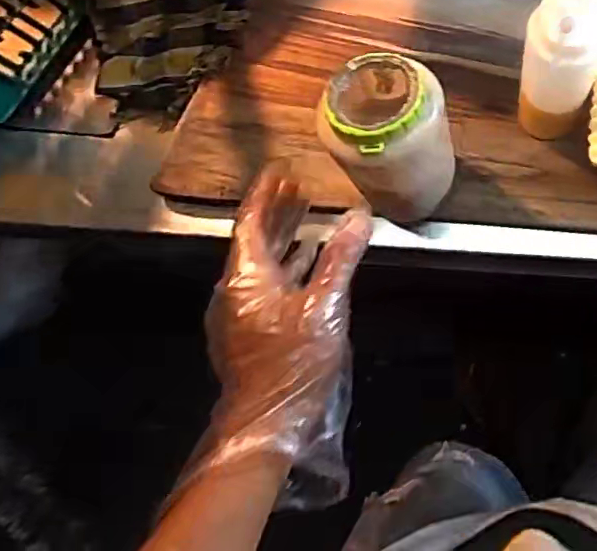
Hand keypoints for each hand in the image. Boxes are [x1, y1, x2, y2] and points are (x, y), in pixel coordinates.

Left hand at [193, 167, 370, 478]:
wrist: (266, 426)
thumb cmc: (292, 360)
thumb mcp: (325, 304)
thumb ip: (341, 257)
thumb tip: (359, 214)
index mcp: (246, 278)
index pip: (250, 223)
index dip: (264, 195)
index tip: (279, 171)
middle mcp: (236, 291)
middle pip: (255, 240)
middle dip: (277, 211)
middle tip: (298, 186)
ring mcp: (241, 313)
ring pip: (262, 262)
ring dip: (284, 236)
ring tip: (307, 213)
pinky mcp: (250, 331)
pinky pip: (267, 281)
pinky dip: (287, 262)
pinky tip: (308, 260)